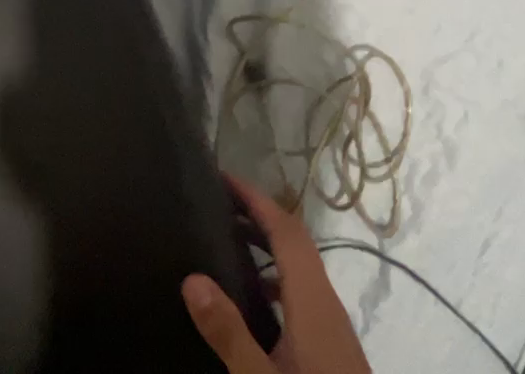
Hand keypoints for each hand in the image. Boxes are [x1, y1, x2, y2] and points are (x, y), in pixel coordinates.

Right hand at [182, 175, 371, 373]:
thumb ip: (229, 332)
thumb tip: (192, 278)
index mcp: (313, 301)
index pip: (286, 231)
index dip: (257, 198)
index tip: (223, 178)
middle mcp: (327, 304)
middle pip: (296, 243)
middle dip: (259, 214)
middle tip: (217, 203)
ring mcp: (332, 326)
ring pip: (301, 268)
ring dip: (268, 245)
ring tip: (227, 240)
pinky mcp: (330, 347)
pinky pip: (301, 291)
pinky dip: (275, 277)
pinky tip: (252, 300)